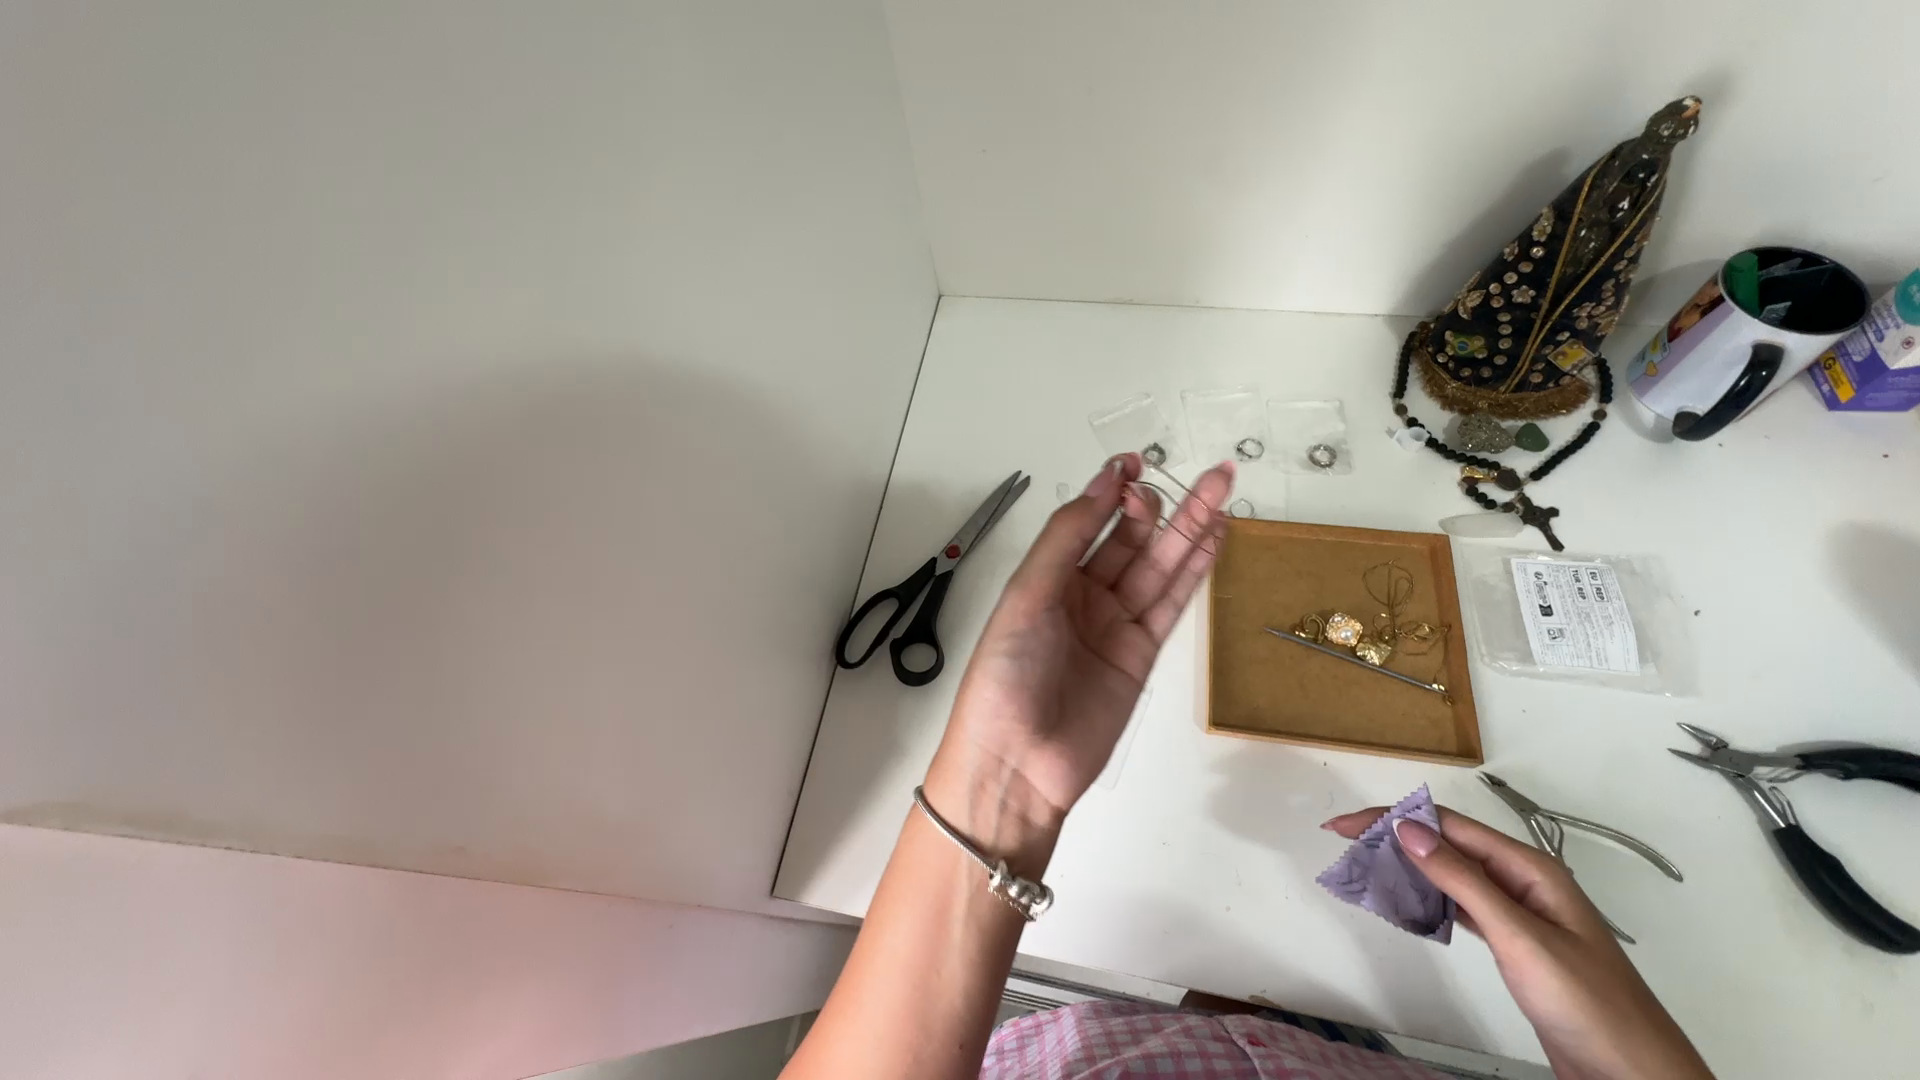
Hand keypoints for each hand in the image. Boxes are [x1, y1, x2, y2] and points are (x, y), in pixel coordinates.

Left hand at [923, 453, 1233, 865]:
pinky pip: (1171, 603)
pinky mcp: (1141, 655)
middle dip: (1162, 505)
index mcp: (1046, 579)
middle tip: (1198, 472)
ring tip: (1221, 489)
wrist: (1017, 761)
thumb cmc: (1008, 672)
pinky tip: (1215, 539)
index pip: (1087, 523)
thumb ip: (1068, 538)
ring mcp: (1114, 625)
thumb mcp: (1028, 595)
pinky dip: (1194, 571)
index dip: (1111, 492)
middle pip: (1130, 541)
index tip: (1134, 462)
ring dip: (1190, 530)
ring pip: (1158, 567)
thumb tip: (1105, 482)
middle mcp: (1081, 596)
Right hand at [1323, 806, 1714, 1079]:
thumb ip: (1462, 880)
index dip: (1390, 819)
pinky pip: (1461, 905)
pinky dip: (1428, 899)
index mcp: (1529, 868)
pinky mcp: (1515, 943)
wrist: (1636, 1077)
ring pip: (1451, 874)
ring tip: (1365, 869)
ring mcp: (1520, 913)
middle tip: (1345, 846)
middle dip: (1394, 838)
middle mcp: (1523, 881)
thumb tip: (1406, 828)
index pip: (1446, 826)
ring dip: (1408, 867)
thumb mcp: (1519, 937)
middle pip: (1447, 844)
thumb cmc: (1585, 1003)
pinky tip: (1407, 905)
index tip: (1343, 827)